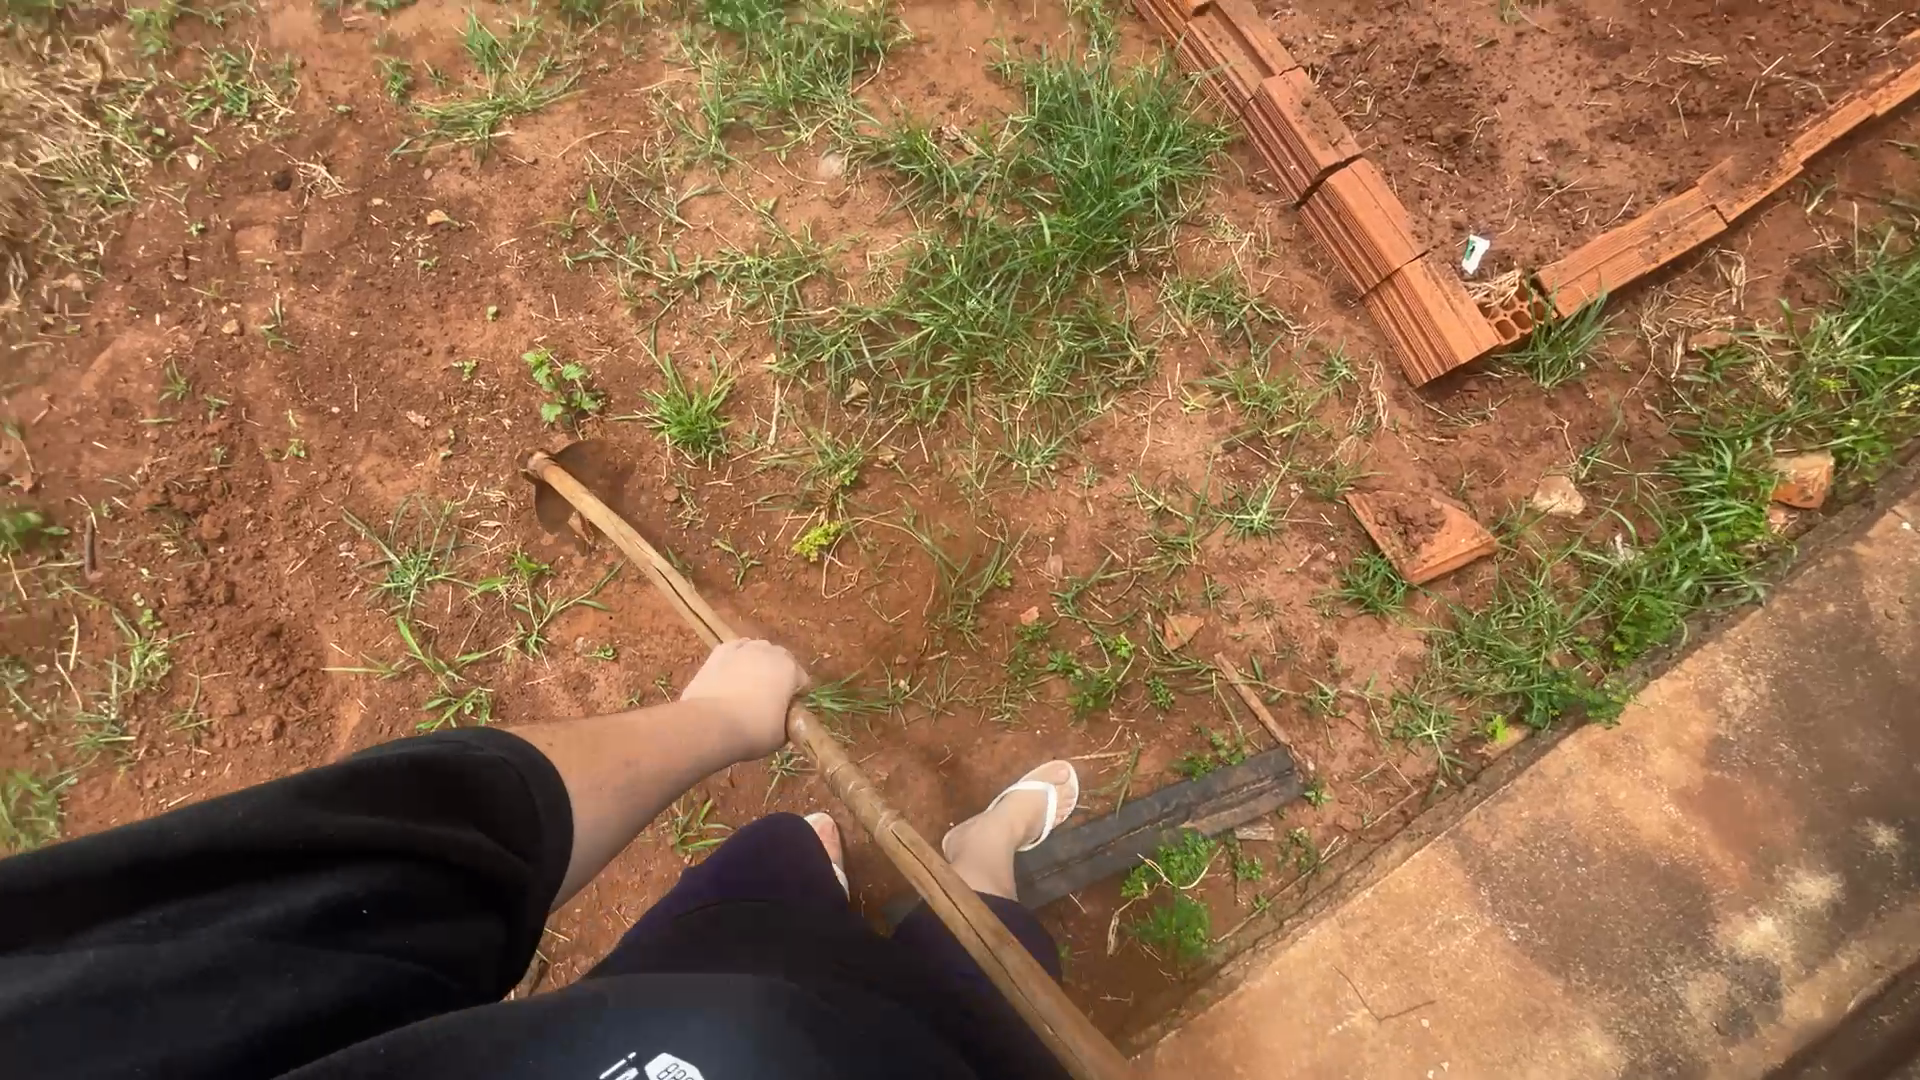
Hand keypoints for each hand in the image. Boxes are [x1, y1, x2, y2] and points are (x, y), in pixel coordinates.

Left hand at [681, 639, 805, 759]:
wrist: (709, 724)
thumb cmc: (753, 730)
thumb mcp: (782, 735)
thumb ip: (789, 721)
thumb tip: (785, 721)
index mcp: (791, 669)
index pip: (802, 681)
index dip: (797, 698)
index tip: (789, 714)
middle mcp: (770, 652)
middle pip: (781, 661)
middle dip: (778, 677)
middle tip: (769, 702)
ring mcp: (743, 648)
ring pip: (756, 651)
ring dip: (757, 665)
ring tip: (747, 688)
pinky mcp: (718, 652)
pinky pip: (734, 651)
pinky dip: (735, 661)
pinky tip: (730, 677)